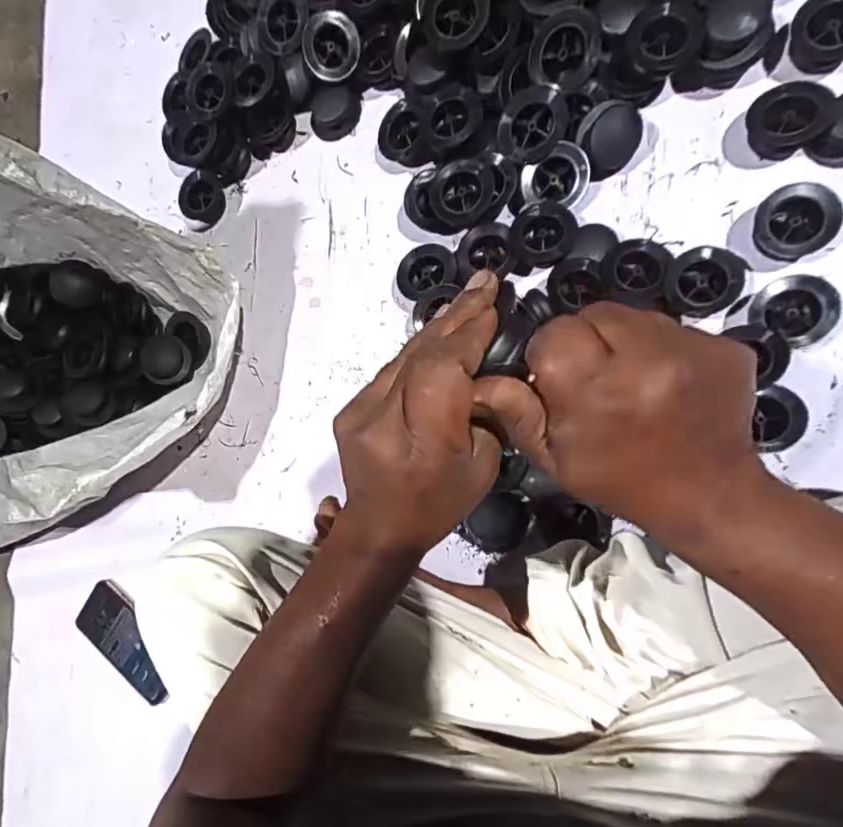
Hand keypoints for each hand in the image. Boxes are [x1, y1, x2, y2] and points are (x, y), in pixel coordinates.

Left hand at [331, 271, 528, 556]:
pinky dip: (418, 350)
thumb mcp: (481, 468)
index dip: (468, 333)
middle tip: (486, 283)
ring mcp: (360, 412)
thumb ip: (483, 415)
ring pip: (404, 357)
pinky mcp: (350, 410)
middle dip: (457, 317)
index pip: (443, 369)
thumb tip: (481, 375)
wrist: (379, 527)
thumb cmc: (436, 505)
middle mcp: (383, 420)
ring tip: (468, 300)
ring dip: (438, 328)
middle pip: (421, 354)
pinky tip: (438, 333)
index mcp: (423, 441)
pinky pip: (391, 370)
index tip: (492, 303)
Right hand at [493, 302, 772, 530]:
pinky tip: (664, 382)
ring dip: (623, 340)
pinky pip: (674, 327)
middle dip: (585, 340)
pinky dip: (661, 348)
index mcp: (596, 391)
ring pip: (634, 314)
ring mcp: (689, 349)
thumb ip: (520, 416)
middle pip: (594, 313)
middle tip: (595, 379)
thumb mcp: (557, 461)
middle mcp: (644, 359)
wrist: (704, 494)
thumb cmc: (622, 482)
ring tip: (631, 380)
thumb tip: (487, 383)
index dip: (549, 354)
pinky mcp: (721, 346)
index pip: (555, 332)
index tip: (559, 380)